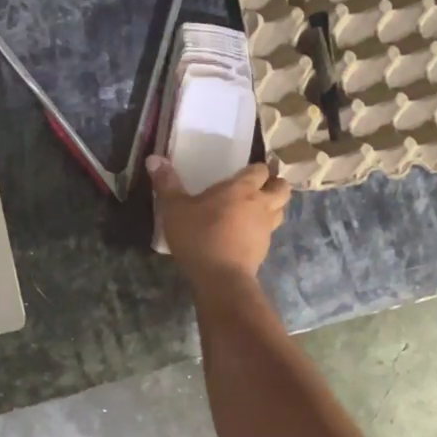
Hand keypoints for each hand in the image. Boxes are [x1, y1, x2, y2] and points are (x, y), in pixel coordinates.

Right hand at [149, 155, 290, 290]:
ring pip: (281, 210)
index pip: (260, 169)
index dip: (255, 169)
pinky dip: (263, 229)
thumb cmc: (198, 237)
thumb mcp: (174, 209)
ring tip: (256, 209)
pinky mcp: (265, 249)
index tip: (245, 171)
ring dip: (273, 206)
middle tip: (259, 187)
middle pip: (282, 188)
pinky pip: (270, 232)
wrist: (221, 278)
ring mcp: (266, 228)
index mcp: (242, 188)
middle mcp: (261, 204)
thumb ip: (166, 183)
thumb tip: (154, 158)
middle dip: (274, 184)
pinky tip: (246, 235)